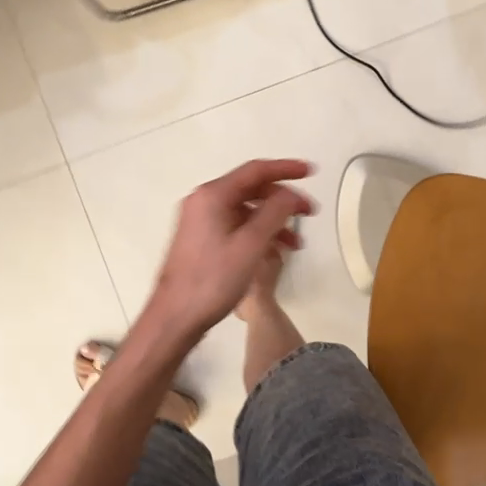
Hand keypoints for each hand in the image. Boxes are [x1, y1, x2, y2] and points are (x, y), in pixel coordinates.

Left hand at [140, 159, 315, 341]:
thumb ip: (274, 213)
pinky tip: (273, 252)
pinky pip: (235, 225)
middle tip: (308, 213)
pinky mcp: (201, 239)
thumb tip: (290, 194)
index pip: (256, 170)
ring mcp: (200, 220)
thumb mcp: (250, 245)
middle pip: (251, 189)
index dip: (286, 169)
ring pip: (244, 210)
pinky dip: (256, 233)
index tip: (311, 172)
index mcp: (213, 195)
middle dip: (282, 200)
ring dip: (272, 221)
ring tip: (295, 244)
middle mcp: (204, 201)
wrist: (175, 317)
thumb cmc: (213, 280)